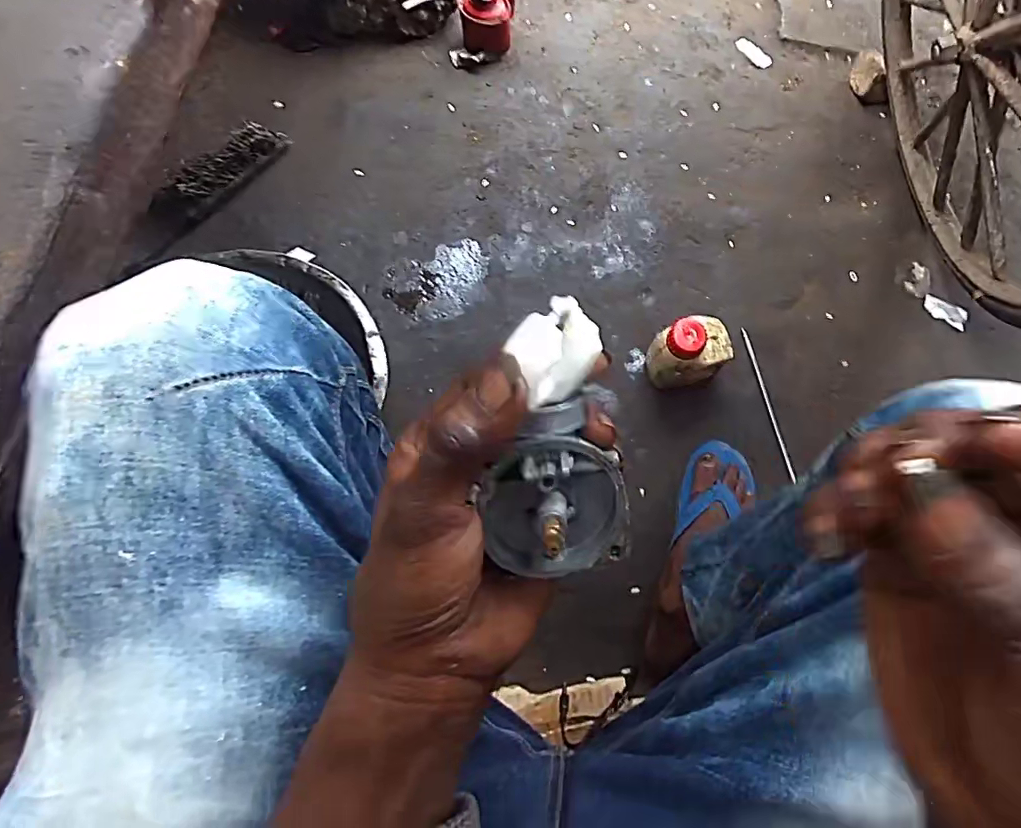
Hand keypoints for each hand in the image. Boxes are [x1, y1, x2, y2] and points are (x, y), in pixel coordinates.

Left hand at [278, 356, 614, 827]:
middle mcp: (486, 453)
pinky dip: (600, 464)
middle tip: (594, 379)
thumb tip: (509, 378)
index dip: (522, 364)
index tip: (558, 351)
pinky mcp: (556, 512)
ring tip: (601, 431)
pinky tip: (608, 461)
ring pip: (564, 435)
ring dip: (588, 424)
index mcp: (444, 440)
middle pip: (534, 403)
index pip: (485, 384)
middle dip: (565, 390)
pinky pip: (583, 477)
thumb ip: (457, 445)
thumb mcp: (420, 511)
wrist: (438, 667)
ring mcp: (524, 482)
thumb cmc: (412, 584)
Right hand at [802, 414, 1020, 827]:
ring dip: (880, 464)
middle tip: (896, 462)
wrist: (1009, 827)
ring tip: (852, 496)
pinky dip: (843, 508)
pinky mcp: (908, 558)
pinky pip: (874, 512)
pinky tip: (824, 530)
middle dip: (941, 441)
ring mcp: (967, 535)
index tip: (987, 444)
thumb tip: (930, 498)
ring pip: (924, 466)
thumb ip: (1007, 594)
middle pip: (991, 448)